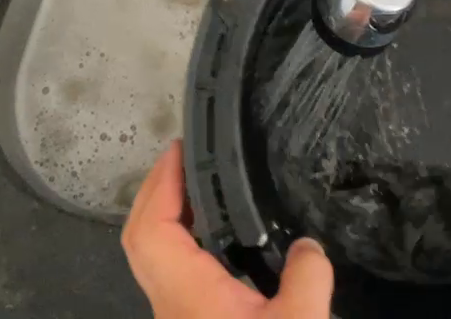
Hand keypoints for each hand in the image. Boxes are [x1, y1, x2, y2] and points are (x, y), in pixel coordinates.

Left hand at [121, 140, 334, 317]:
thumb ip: (305, 280)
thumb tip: (308, 249)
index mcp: (187, 297)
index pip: (150, 230)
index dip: (158, 183)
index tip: (181, 148)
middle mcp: (172, 306)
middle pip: (142, 239)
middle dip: (157, 191)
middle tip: (190, 157)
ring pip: (157, 259)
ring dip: (171, 216)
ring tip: (206, 187)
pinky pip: (178, 272)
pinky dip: (189, 241)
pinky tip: (225, 239)